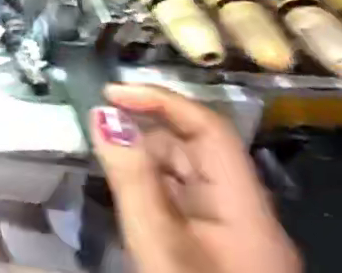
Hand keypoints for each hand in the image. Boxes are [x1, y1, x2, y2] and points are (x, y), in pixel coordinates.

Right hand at [90, 84, 301, 272]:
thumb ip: (130, 174)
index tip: (106, 92)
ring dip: (143, 150)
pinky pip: (182, 196)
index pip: (209, 130)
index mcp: (247, 211)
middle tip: (94, 122)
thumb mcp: (155, 240)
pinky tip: (120, 183)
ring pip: (187, 171)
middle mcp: (247, 215)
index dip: (159, 100)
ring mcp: (234, 235)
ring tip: (101, 150)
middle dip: (145, 125)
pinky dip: (147, 178)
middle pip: (199, 149)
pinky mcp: (216, 250)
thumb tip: (105, 112)